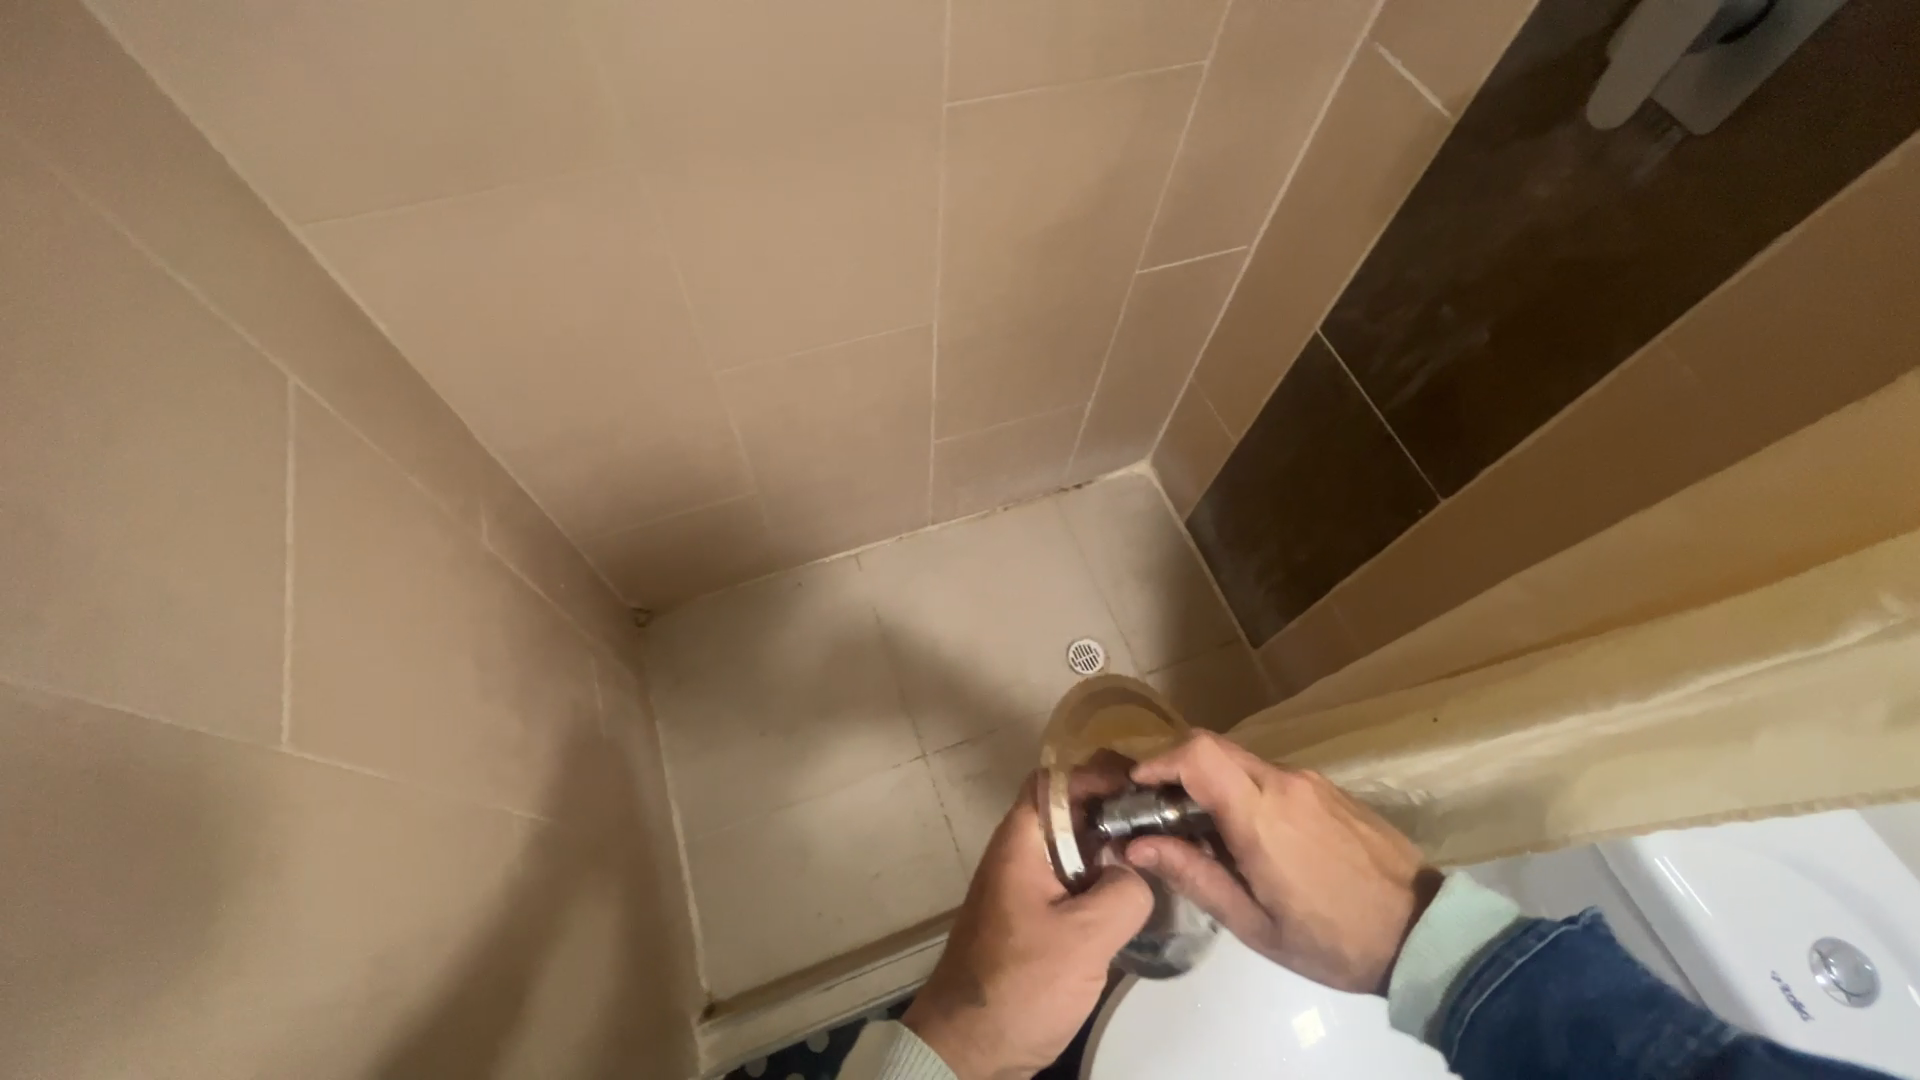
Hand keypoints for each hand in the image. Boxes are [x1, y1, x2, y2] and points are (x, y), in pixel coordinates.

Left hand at [904, 772, 1151, 1079]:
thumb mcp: (1082, 939)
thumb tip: (1139, 869)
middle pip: (1069, 810)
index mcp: (1021, 841)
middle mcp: (1021, 853)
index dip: (1097, 772)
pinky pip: (1074, 880)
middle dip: (1114, 807)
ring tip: (1163, 848)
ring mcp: (1027, 885)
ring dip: (1112, 844)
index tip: (1143, 784)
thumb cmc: (1019, 984)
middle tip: (1165, 816)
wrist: (968, 1047)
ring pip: (1075, 846)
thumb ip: (1122, 894)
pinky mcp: (1036, 916)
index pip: (1055, 779)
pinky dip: (1104, 878)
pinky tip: (1140, 893)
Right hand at [1125, 732, 1441, 994]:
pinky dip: (1244, 790)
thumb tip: (1137, 845)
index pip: (1196, 753)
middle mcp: (1283, 781)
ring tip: (1206, 830)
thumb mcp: (1254, 924)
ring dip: (1211, 781)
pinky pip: (1271, 775)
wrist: (1427, 936)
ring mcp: (1310, 780)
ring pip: (1241, 760)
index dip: (1159, 759)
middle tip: (1161, 808)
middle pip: (1212, 746)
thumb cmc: (1332, 940)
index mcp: (1260, 813)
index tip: (1138, 786)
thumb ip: (1193, 875)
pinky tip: (1253, 834)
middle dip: (1176, 768)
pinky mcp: (1329, 788)